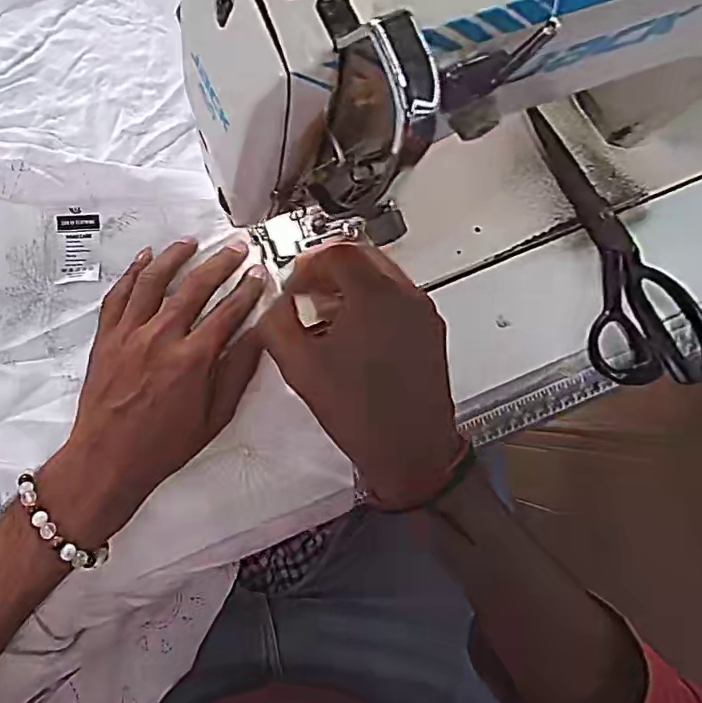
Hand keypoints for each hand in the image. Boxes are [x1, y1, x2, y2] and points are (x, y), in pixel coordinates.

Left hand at [38, 238, 267, 546]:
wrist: (107, 458)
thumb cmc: (159, 446)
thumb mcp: (213, 417)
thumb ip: (236, 372)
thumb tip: (257, 339)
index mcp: (192, 360)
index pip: (229, 311)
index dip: (247, 290)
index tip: (257, 277)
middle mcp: (161, 339)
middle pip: (196, 286)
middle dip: (220, 264)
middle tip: (233, 250)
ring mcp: (130, 334)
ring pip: (154, 280)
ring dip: (175, 256)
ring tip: (190, 243)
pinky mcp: (107, 337)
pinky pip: (119, 294)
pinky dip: (132, 273)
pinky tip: (144, 260)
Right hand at [256, 241, 462, 509]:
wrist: (410, 450)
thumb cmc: (366, 416)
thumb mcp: (300, 367)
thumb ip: (276, 325)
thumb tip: (273, 307)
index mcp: (375, 298)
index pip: (337, 252)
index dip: (307, 263)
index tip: (294, 281)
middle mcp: (405, 298)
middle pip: (362, 255)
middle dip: (328, 268)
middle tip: (306, 287)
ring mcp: (421, 315)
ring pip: (381, 275)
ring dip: (348, 284)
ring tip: (323, 311)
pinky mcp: (428, 332)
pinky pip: (396, 299)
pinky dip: (369, 302)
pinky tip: (348, 332)